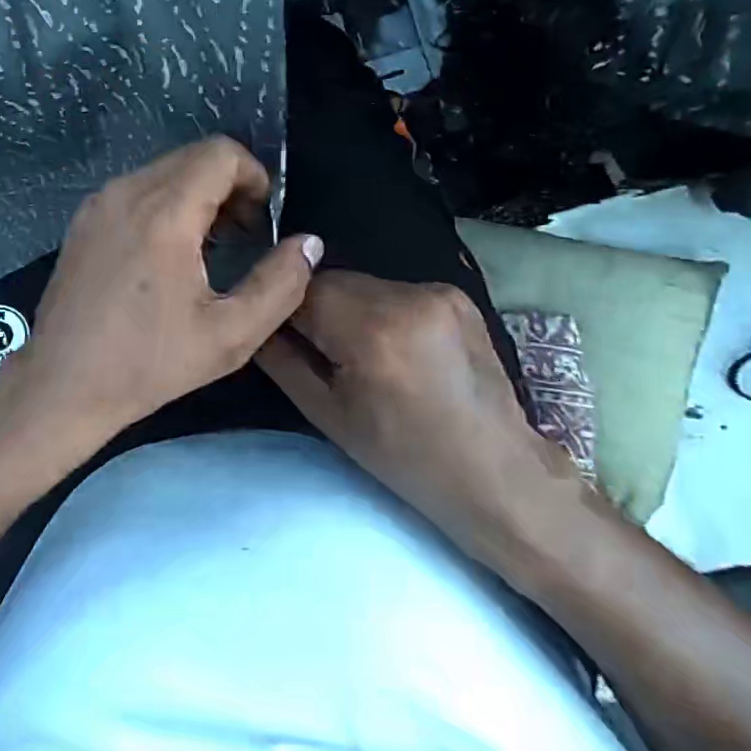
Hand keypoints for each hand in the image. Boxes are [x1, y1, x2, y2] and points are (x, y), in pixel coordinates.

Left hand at [0, 136, 322, 451]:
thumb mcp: (231, 335)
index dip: (255, 176)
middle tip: (244, 237)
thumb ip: (281, 284)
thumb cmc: (149, 364)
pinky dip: (167, 203)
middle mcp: (126, 193)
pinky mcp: (83, 220)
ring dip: (200, 195)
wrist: (61, 388)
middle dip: (231, 186)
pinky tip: (171, 254)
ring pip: (166, 170)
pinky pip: (138, 188)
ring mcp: (98, 204)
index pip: (220, 153)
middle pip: (194, 156)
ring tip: (212, 247)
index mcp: (164, 214)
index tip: (263, 220)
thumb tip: (309, 243)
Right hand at [255, 271, 593, 569]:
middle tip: (322, 351)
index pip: (304, 291)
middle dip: (319, 309)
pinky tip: (398, 348)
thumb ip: (284, 361)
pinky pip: (399, 291)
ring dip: (352, 308)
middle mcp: (408, 297)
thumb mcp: (328, 416)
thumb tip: (257, 324)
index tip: (280, 335)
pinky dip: (385, 311)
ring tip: (364, 355)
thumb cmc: (404, 456)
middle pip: (336, 281)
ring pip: (367, 284)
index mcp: (372, 331)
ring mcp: (439, 291)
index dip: (285, 310)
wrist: (493, 469)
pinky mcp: (459, 295)